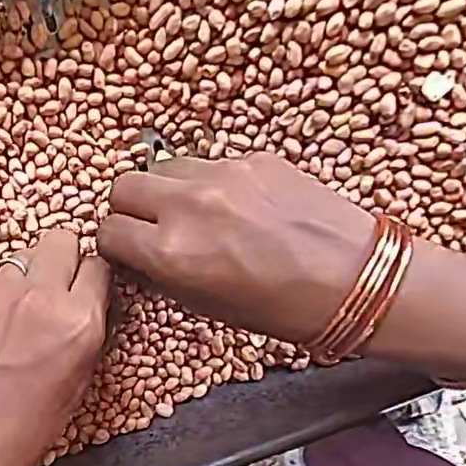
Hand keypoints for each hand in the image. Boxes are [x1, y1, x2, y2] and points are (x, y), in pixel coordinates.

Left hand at [0, 229, 111, 465]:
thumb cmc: (29, 426)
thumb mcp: (81, 381)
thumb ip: (88, 330)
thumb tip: (90, 302)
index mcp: (78, 321)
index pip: (99, 265)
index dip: (95, 276)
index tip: (90, 288)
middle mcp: (39, 297)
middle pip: (61, 238)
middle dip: (65, 257)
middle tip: (61, 285)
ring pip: (23, 256)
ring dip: (30, 275)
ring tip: (26, 310)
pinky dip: (1, 298)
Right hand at [97, 153, 373, 343]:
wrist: (356, 279)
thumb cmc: (284, 307)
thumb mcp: (207, 305)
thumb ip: (161, 274)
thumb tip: (138, 254)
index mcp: (173, 252)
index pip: (109, 231)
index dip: (113, 244)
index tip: (124, 249)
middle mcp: (190, 205)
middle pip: (123, 185)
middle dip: (127, 209)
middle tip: (146, 226)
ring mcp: (224, 174)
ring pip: (163, 167)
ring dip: (164, 190)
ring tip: (190, 214)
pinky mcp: (254, 158)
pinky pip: (208, 164)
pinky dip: (206, 184)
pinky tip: (232, 207)